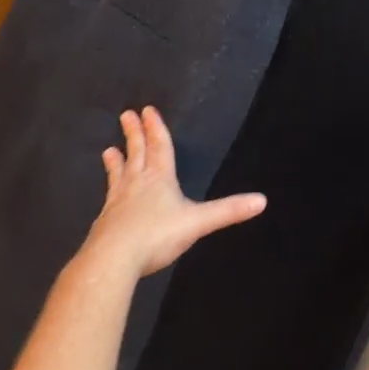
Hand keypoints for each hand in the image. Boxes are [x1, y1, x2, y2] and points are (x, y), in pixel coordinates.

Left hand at [77, 107, 266, 278]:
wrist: (112, 259)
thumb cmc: (157, 235)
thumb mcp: (198, 222)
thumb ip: (228, 210)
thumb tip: (262, 200)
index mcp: (160, 179)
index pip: (160, 148)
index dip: (156, 129)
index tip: (147, 110)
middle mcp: (137, 185)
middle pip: (137, 154)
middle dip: (134, 135)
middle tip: (126, 115)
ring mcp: (118, 202)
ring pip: (119, 175)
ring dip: (116, 161)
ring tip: (109, 150)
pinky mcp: (105, 221)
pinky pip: (109, 198)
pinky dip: (110, 190)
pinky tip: (108, 196)